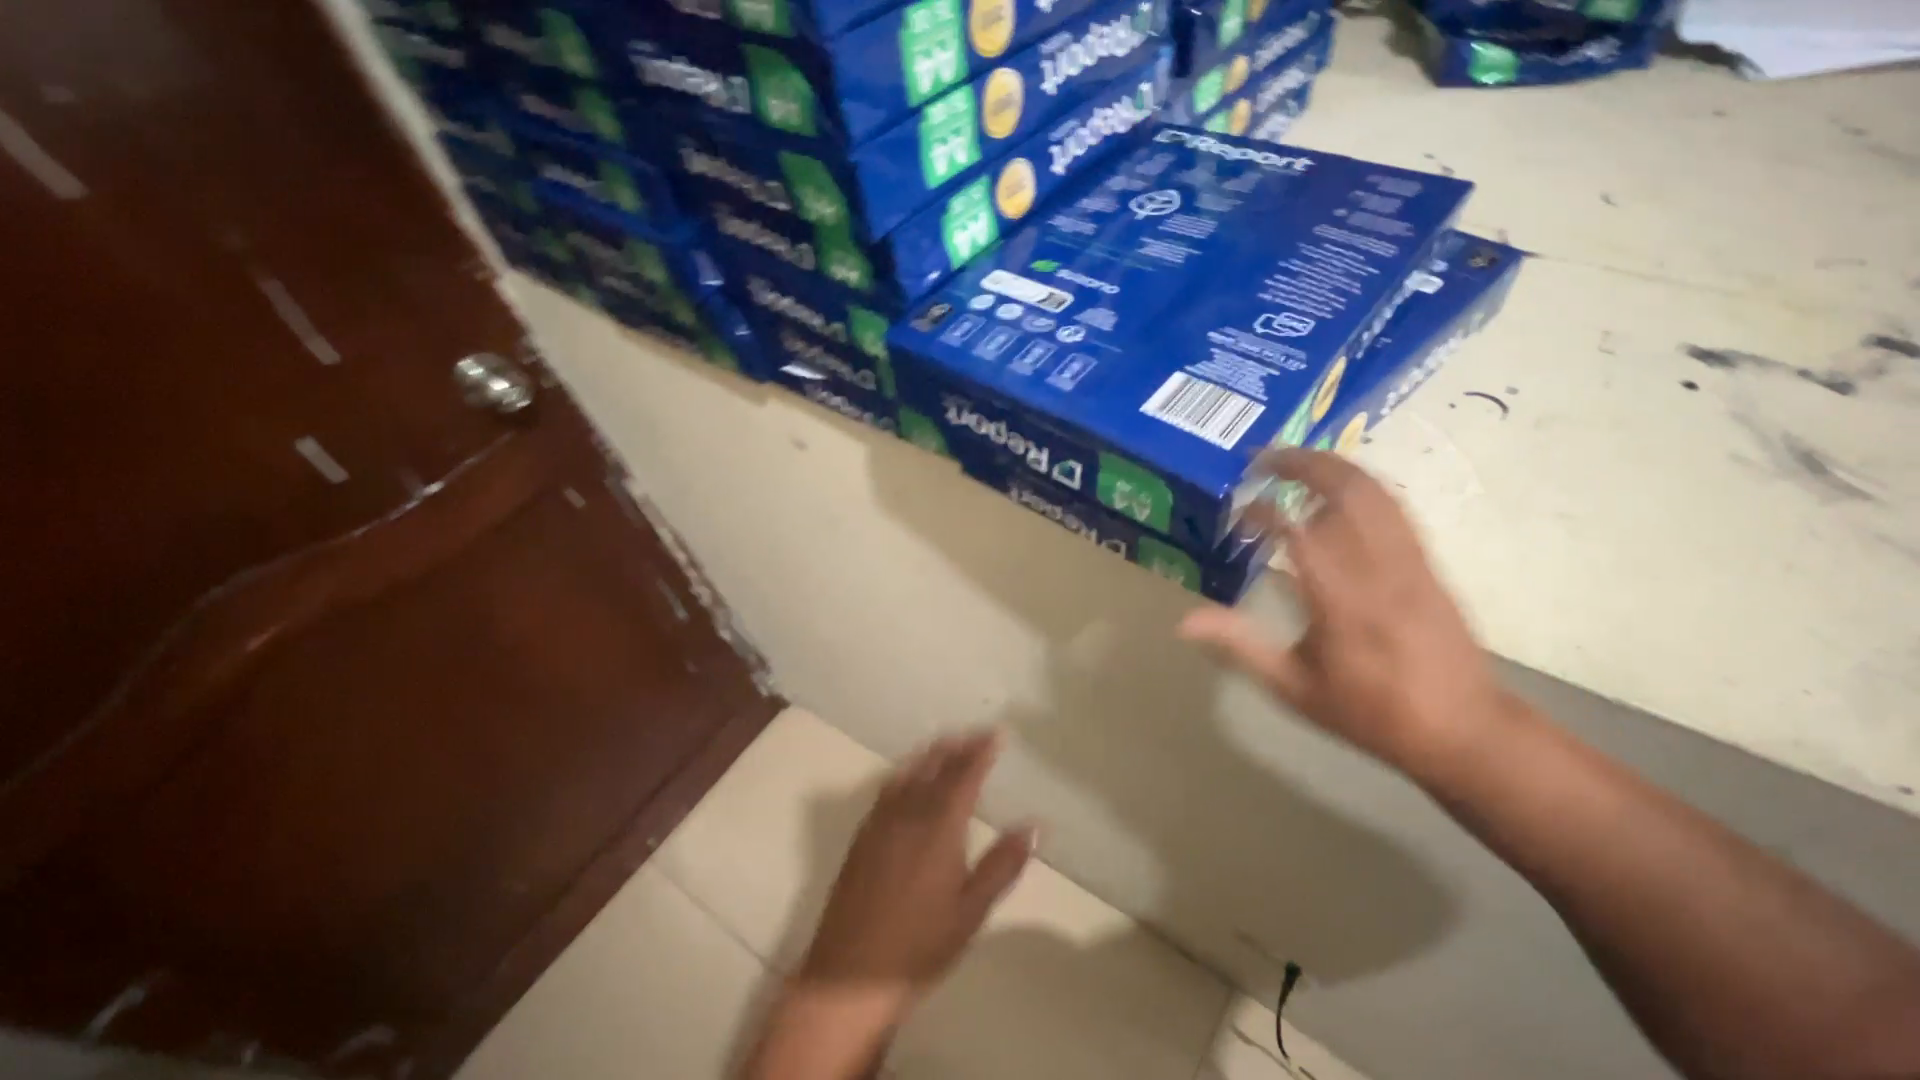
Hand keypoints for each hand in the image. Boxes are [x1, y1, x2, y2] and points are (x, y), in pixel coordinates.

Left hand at [798, 730, 1036, 1014]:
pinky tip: (906, 781)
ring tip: (944, 744)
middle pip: (932, 769)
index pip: (963, 777)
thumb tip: (1036, 824)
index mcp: (938, 828)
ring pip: (905, 775)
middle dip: (954, 747)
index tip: (996, 733)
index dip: (980, 752)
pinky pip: (885, 791)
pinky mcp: (860, 840)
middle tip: (973, 732)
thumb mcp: (972, 910)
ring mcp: (878, 826)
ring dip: (927, 755)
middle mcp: (906, 816)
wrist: (851, 975)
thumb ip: (1003, 864)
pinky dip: (903, 774)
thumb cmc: (921, 946)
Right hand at [1180, 449, 1512, 772]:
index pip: (1298, 532)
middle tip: (1263, 458)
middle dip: (1302, 463)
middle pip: (1346, 490)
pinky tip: (1342, 490)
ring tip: (1296, 462)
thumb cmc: (1369, 713)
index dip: (1263, 511)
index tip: (1237, 510)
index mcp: (1341, 602)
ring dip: (1334, 466)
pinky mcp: (1429, 563)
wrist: (1461, 729)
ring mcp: (1412, 561)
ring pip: (1376, 491)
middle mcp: (1380, 569)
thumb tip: (1185, 622)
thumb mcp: (1295, 689)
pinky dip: (1364, 485)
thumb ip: (1241, 648)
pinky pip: (1396, 507)